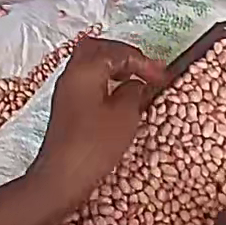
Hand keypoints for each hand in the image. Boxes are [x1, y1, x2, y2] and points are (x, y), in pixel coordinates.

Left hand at [27, 38, 164, 210]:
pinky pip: (87, 82)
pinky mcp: (67, 107)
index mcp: (85, 70)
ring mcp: (66, 91)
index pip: (118, 51)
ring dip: (114, 67)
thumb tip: (137, 84)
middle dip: (124, 55)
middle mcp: (71, 74)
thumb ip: (134, 92)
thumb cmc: (94, 145)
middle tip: (144, 69)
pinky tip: (118, 97)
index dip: (144, 62)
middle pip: (98, 48)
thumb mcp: (124, 116)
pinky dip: (105, 82)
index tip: (163, 76)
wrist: (63, 176)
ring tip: (135, 81)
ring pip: (90, 64)